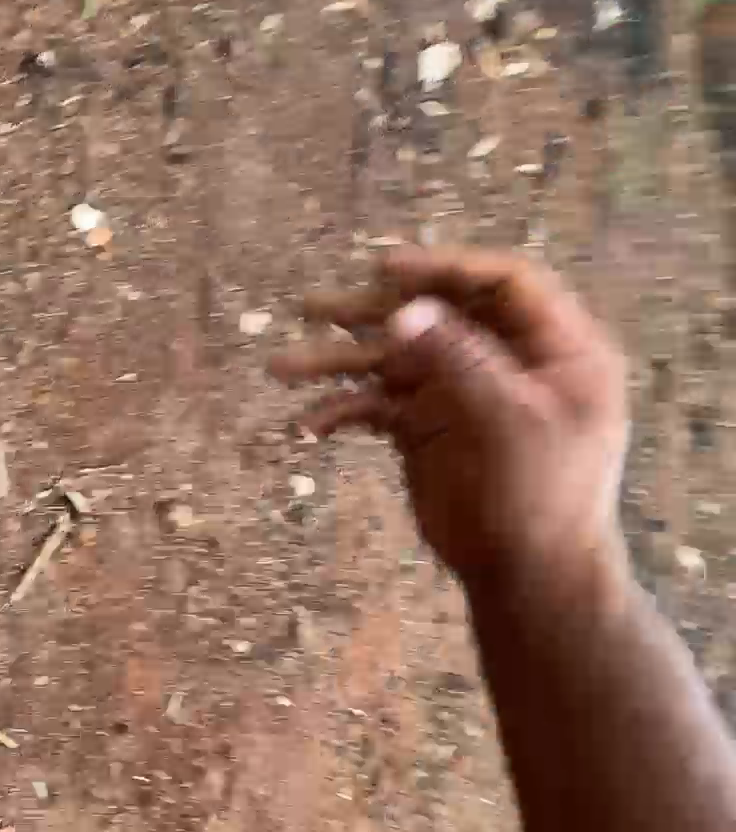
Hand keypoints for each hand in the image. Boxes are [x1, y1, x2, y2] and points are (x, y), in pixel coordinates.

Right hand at [270, 247, 629, 594]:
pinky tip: (310, 426)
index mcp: (551, 350)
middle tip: (308, 307)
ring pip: (387, 362)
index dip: (443, 269)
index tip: (379, 267)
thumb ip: (457, 361)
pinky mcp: (420, 426)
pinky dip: (339, 412)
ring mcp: (455, 394)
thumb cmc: (538, 491)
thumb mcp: (506, 419)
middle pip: (429, 318)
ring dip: (333, 364)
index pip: (501, 286)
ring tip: (280, 368)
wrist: (521, 563)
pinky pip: (371, 405)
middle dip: (367, 313)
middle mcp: (500, 362)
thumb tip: (402, 312)